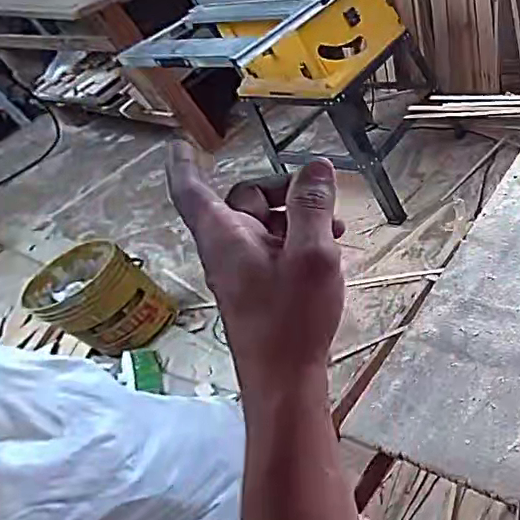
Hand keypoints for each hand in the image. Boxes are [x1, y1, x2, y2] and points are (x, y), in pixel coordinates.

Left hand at [166, 143, 346, 397]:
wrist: (285, 377)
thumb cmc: (293, 315)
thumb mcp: (312, 253)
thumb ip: (313, 207)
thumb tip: (317, 166)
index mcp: (226, 236)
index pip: (190, 189)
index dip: (184, 163)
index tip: (179, 142)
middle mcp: (227, 249)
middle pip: (243, 200)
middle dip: (283, 190)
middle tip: (325, 197)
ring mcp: (243, 270)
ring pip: (265, 225)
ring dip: (300, 217)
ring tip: (340, 231)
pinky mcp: (259, 287)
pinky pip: (275, 248)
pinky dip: (300, 240)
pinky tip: (330, 253)